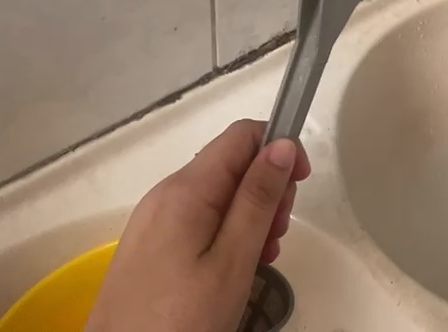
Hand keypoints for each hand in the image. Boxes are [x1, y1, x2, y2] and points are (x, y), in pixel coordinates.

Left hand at [83, 120, 310, 331]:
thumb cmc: (182, 323)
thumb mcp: (233, 261)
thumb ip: (258, 198)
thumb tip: (282, 143)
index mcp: (185, 189)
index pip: (243, 134)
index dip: (279, 148)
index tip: (300, 186)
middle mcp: (164, 195)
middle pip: (231, 164)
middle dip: (266, 188)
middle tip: (279, 235)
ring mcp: (152, 224)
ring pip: (217, 195)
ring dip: (250, 215)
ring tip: (262, 258)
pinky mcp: (147, 251)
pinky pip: (198, 221)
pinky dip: (226, 233)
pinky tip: (235, 269)